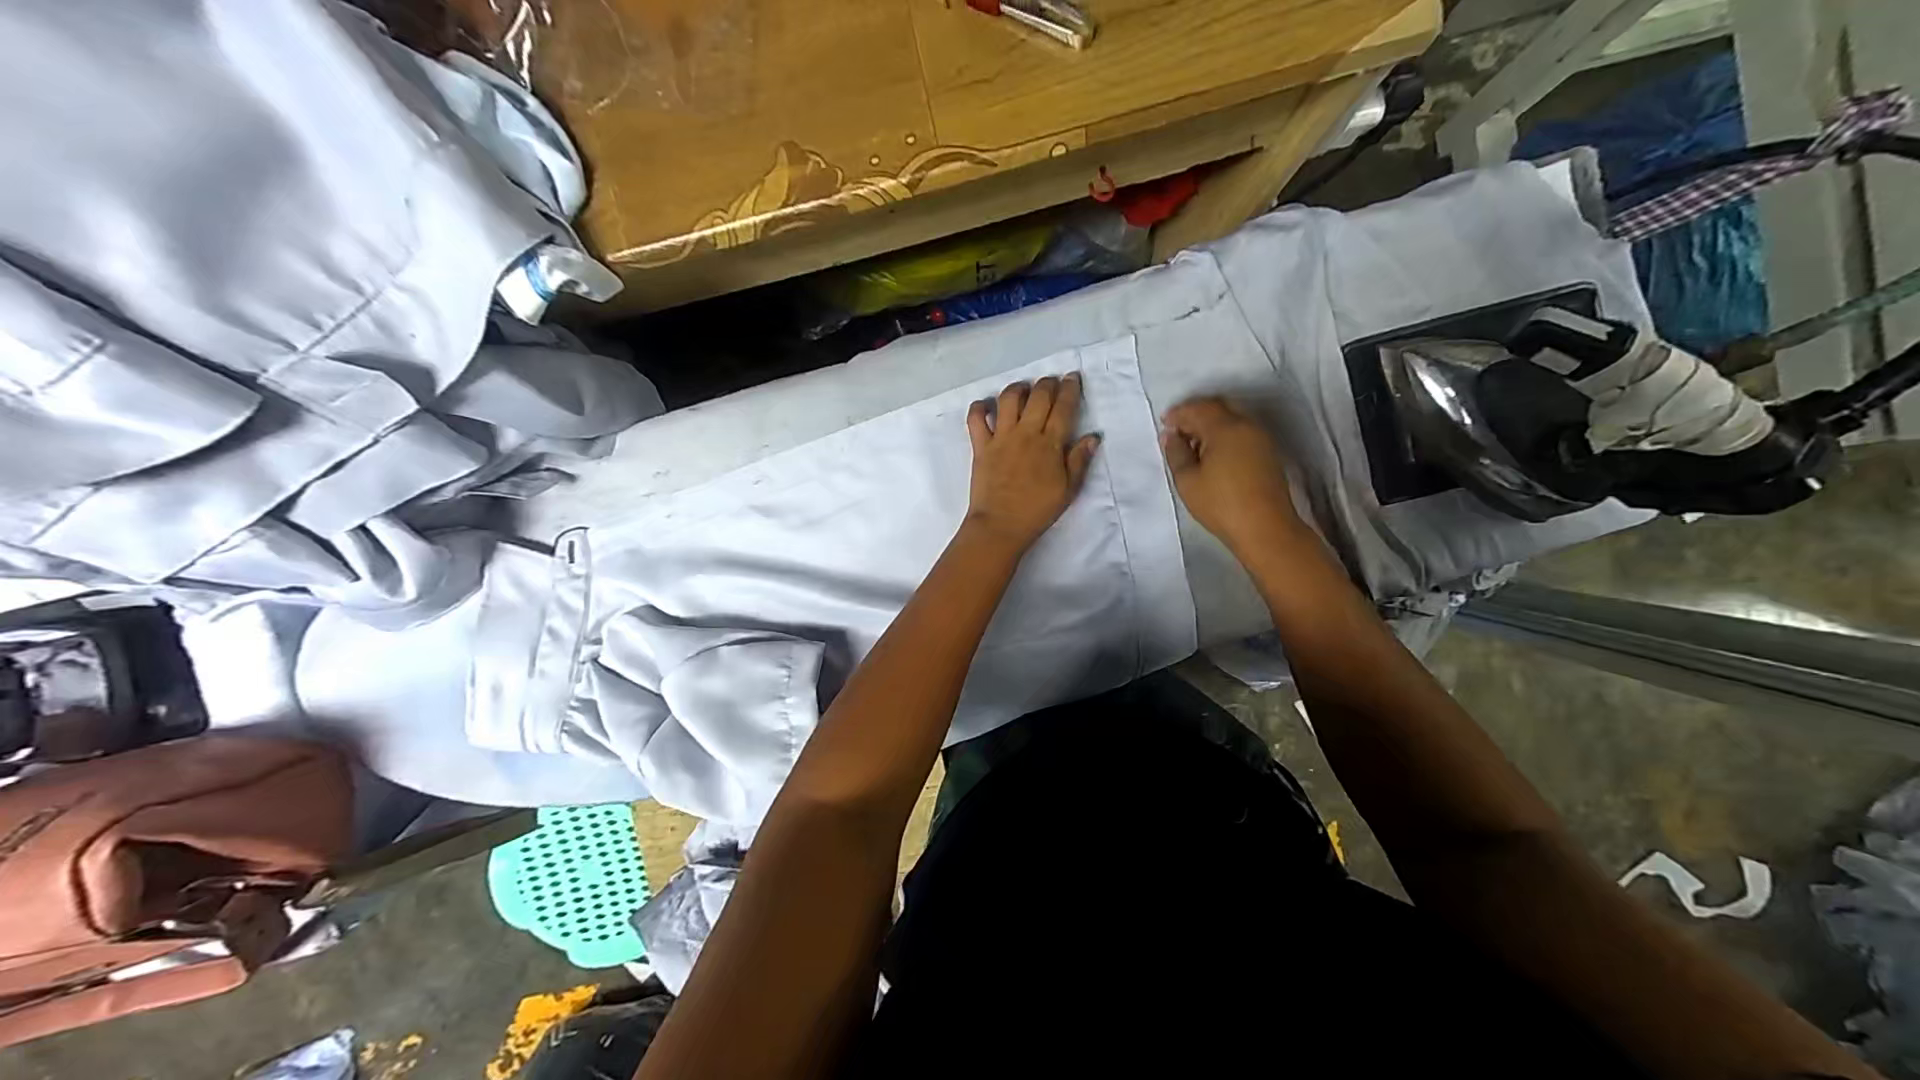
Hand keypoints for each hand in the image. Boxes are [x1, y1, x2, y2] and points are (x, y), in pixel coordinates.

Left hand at [964, 374, 1100, 549]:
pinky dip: (979, 407)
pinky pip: (976, 419)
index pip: (1063, 407)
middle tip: (1051, 382)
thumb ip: (1080, 460)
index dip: (1070, 388)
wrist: (1001, 525)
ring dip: (1018, 388)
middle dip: (1047, 383)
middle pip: (1038, 396)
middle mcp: (1026, 433)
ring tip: (1024, 389)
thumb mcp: (1069, 489)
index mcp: (1050, 444)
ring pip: (1008, 399)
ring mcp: (1001, 437)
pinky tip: (986, 405)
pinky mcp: (980, 446)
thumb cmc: (1038, 510)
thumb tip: (1092, 436)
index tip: (1072, 378)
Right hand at [1161, 397, 1305, 554]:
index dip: (1179, 413)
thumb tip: (1171, 435)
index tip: (1165, 424)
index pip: (1198, 408)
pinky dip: (1225, 434)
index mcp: (1225, 428)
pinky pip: (1242, 431)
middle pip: (1218, 407)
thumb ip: (1176, 453)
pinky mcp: (1268, 453)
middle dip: (1196, 414)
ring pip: (1232, 418)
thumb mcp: (1187, 480)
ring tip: (1193, 444)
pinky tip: (1213, 454)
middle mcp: (1246, 426)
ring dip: (1211, 424)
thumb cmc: (1221, 504)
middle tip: (1178, 430)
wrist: (1265, 528)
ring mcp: (1261, 439)